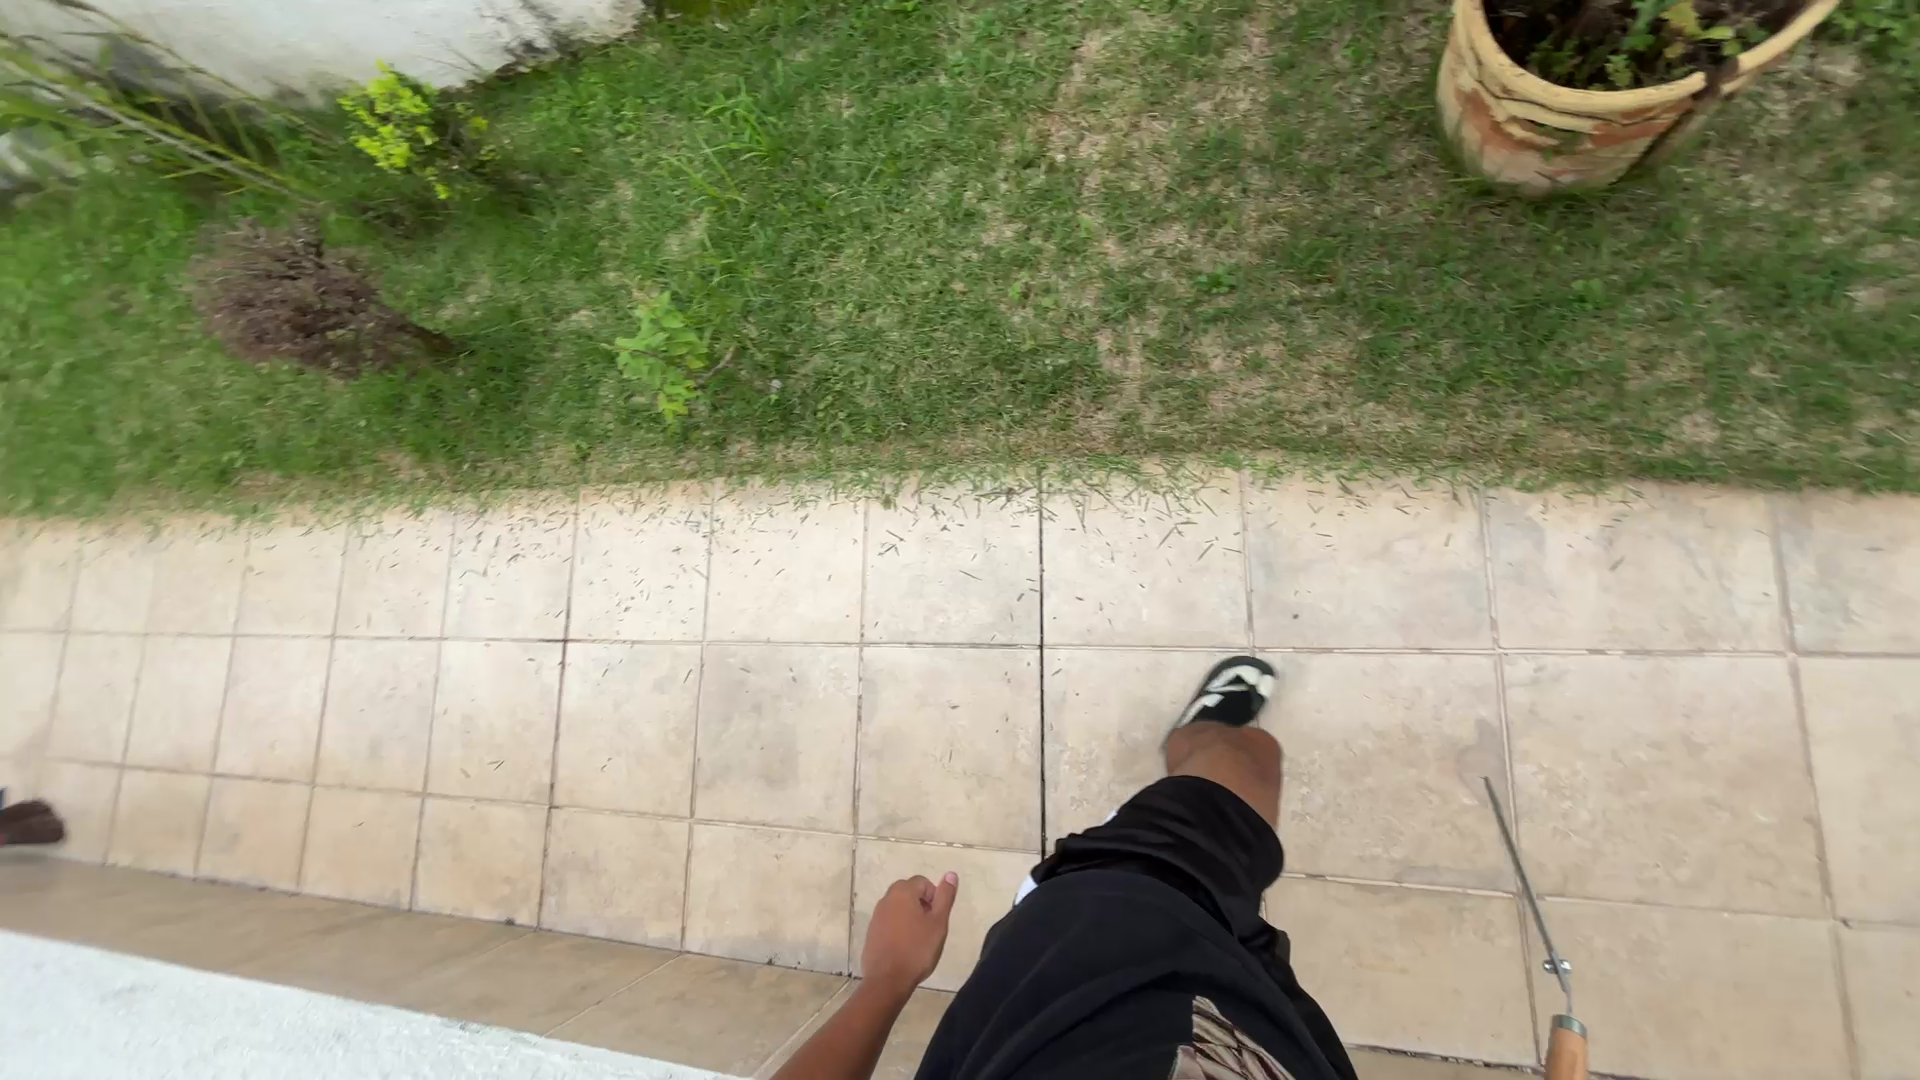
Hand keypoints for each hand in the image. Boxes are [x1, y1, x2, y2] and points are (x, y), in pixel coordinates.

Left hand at [860, 872, 957, 997]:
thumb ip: (945, 896)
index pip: (923, 882)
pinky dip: (898, 929)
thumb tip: (951, 874)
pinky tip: (904, 948)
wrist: (887, 981)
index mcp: (902, 891)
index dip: (934, 898)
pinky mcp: (871, 932)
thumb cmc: (917, 950)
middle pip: (910, 893)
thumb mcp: (938, 923)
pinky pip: (889, 922)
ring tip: (919, 940)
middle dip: (922, 906)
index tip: (937, 919)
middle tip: (930, 928)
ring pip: (899, 908)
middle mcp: (886, 898)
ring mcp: (876, 916)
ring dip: (910, 917)